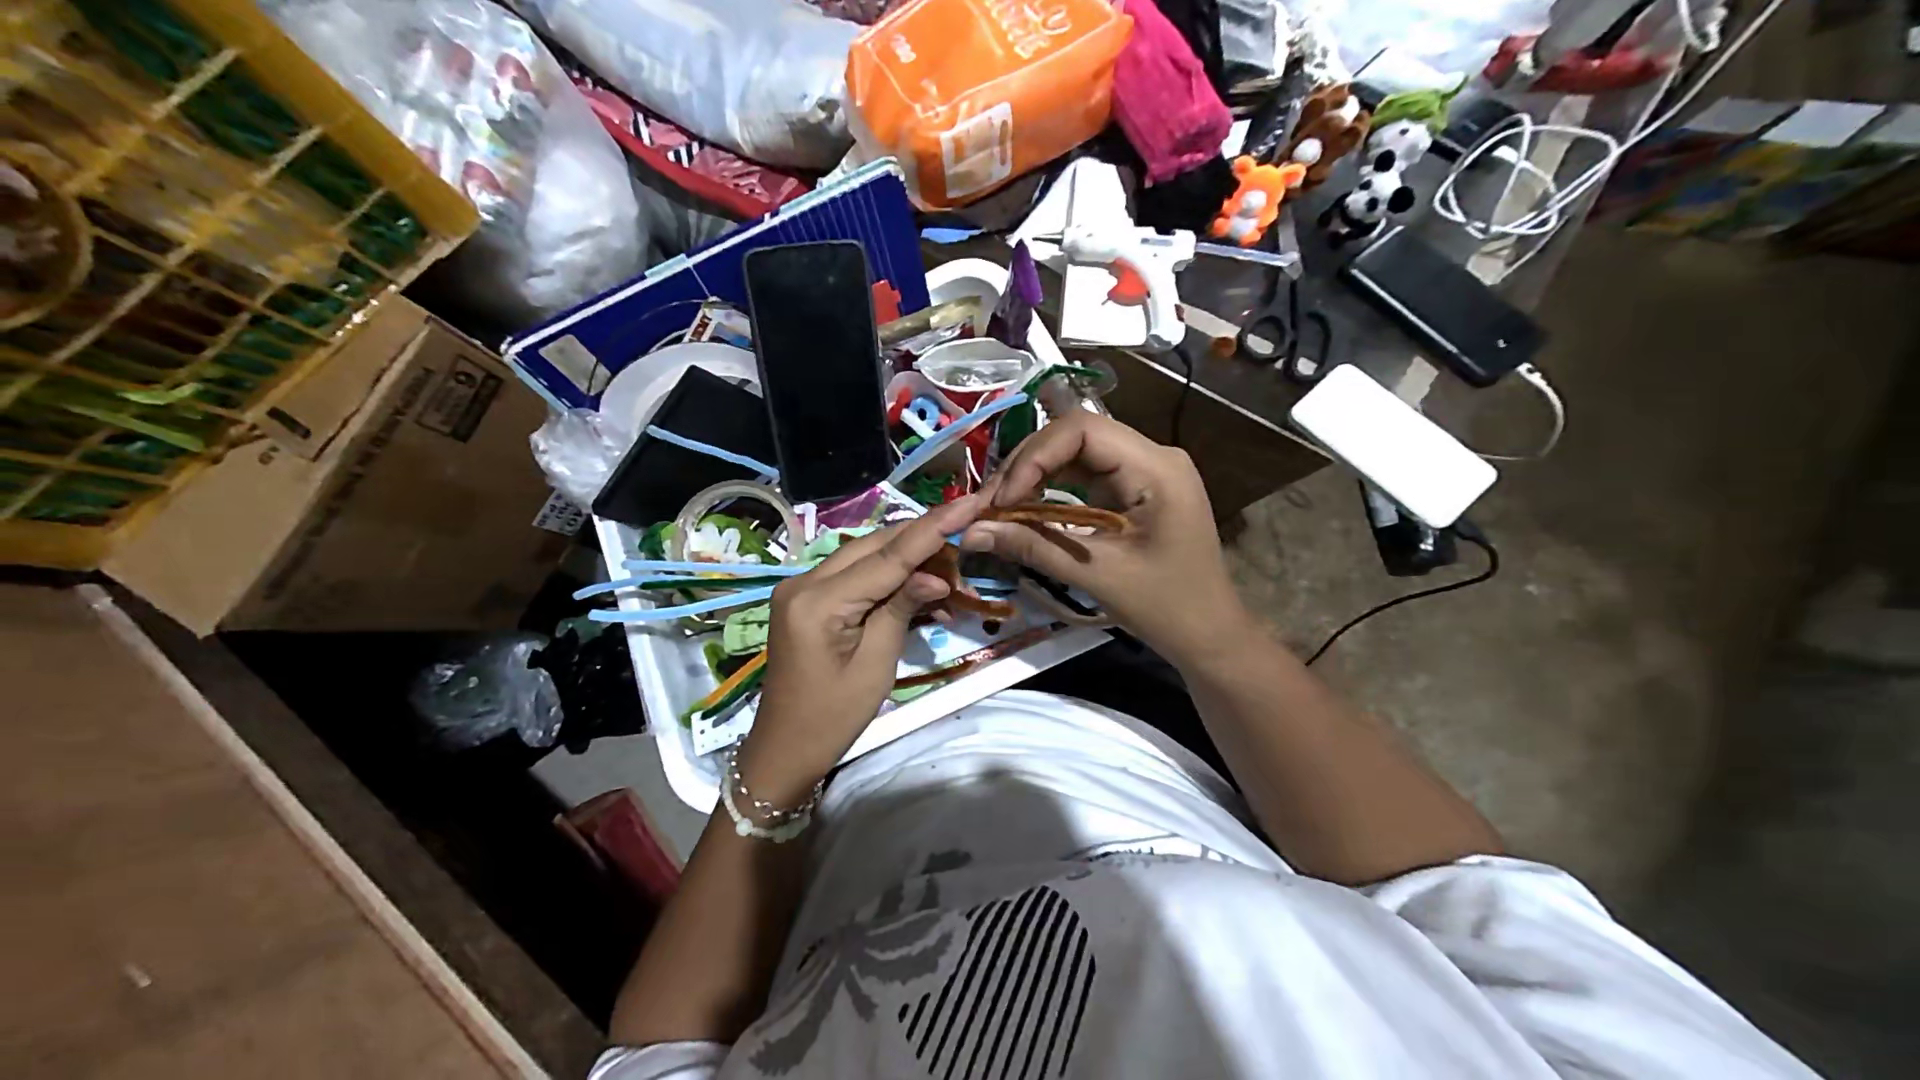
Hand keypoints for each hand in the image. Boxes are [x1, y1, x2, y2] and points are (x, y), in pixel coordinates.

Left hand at [739, 496, 980, 798]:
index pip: (887, 556)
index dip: (932, 529)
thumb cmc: (832, 717)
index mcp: (817, 600)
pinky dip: (886, 575)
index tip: (969, 503)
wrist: (784, 748)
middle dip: (922, 537)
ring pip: (864, 556)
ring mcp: (801, 588)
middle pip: (873, 546)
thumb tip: (937, 576)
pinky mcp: (806, 599)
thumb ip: (901, 609)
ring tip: (952, 562)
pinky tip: (918, 583)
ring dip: (907, 556)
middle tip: (968, 532)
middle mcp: (803, 581)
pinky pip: (853, 575)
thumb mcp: (875, 665)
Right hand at [961, 413, 1251, 668]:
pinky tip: (1023, 509)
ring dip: (1032, 477)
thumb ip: (1033, 547)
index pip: (1082, 430)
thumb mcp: (1096, 575)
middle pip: (1074, 437)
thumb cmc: (1165, 607)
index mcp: (1156, 468)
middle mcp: (1152, 456)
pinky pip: (1083, 475)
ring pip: (1074, 454)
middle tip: (987, 507)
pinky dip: (1050, 490)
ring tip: (997, 509)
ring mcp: (1143, 470)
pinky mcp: (1133, 488)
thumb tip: (971, 532)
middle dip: (1025, 468)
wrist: (1208, 634)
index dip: (1033, 457)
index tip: (1002, 500)